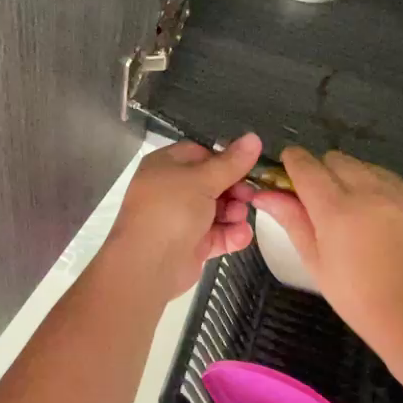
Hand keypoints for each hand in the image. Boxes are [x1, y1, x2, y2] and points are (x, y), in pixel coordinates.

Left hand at [99, 133, 262, 298]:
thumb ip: (231, 162)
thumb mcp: (203, 180)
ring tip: (239, 216)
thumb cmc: (171, 210)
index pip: (199, 153)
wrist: (148, 264)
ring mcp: (181, 217)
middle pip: (211, 182)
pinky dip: (230, 234)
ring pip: (216, 209)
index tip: (247, 166)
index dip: (223, 159)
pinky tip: (242, 235)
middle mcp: (171, 189)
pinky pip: (216, 234)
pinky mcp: (191, 244)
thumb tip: (254, 137)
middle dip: (233, 189)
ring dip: (233, 212)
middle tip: (249, 195)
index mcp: (165, 165)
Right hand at [252, 148, 402, 357]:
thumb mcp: (315, 262)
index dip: (291, 163)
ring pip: (360, 165)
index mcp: (337, 210)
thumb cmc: (357, 299)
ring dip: (347, 177)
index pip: (305, 164)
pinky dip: (373, 186)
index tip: (286, 175)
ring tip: (351, 211)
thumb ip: (291, 218)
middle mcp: (369, 192)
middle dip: (320, 172)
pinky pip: (386, 177)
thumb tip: (263, 193)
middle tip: (320, 203)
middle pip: (332, 158)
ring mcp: (398, 193)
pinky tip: (375, 215)